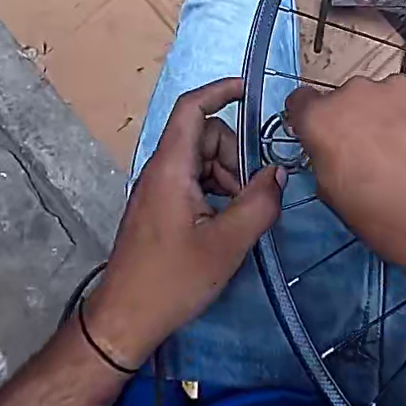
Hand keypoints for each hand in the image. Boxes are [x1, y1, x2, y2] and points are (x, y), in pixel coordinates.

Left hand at [83, 78, 283, 368]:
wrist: (126, 316)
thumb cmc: (172, 280)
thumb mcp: (226, 244)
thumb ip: (258, 204)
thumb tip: (279, 173)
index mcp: (171, 167)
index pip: (191, 108)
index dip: (219, 91)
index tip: (249, 90)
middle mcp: (161, 168)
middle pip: (205, 136)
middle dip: (234, 156)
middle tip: (249, 196)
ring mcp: (158, 187)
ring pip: (202, 159)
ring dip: (228, 177)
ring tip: (237, 217)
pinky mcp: (160, 204)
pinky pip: (194, 180)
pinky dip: (215, 191)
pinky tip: (224, 223)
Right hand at [285, 75, 405, 277]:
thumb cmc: (387, 219)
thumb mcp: (333, 194)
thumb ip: (323, 157)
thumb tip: (330, 148)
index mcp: (321, 119)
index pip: (299, 102)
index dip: (309, 121)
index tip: (323, 138)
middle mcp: (353, 92)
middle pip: (344, 100)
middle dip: (352, 120)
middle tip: (373, 153)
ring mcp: (396, 86)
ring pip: (381, 97)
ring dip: (386, 115)